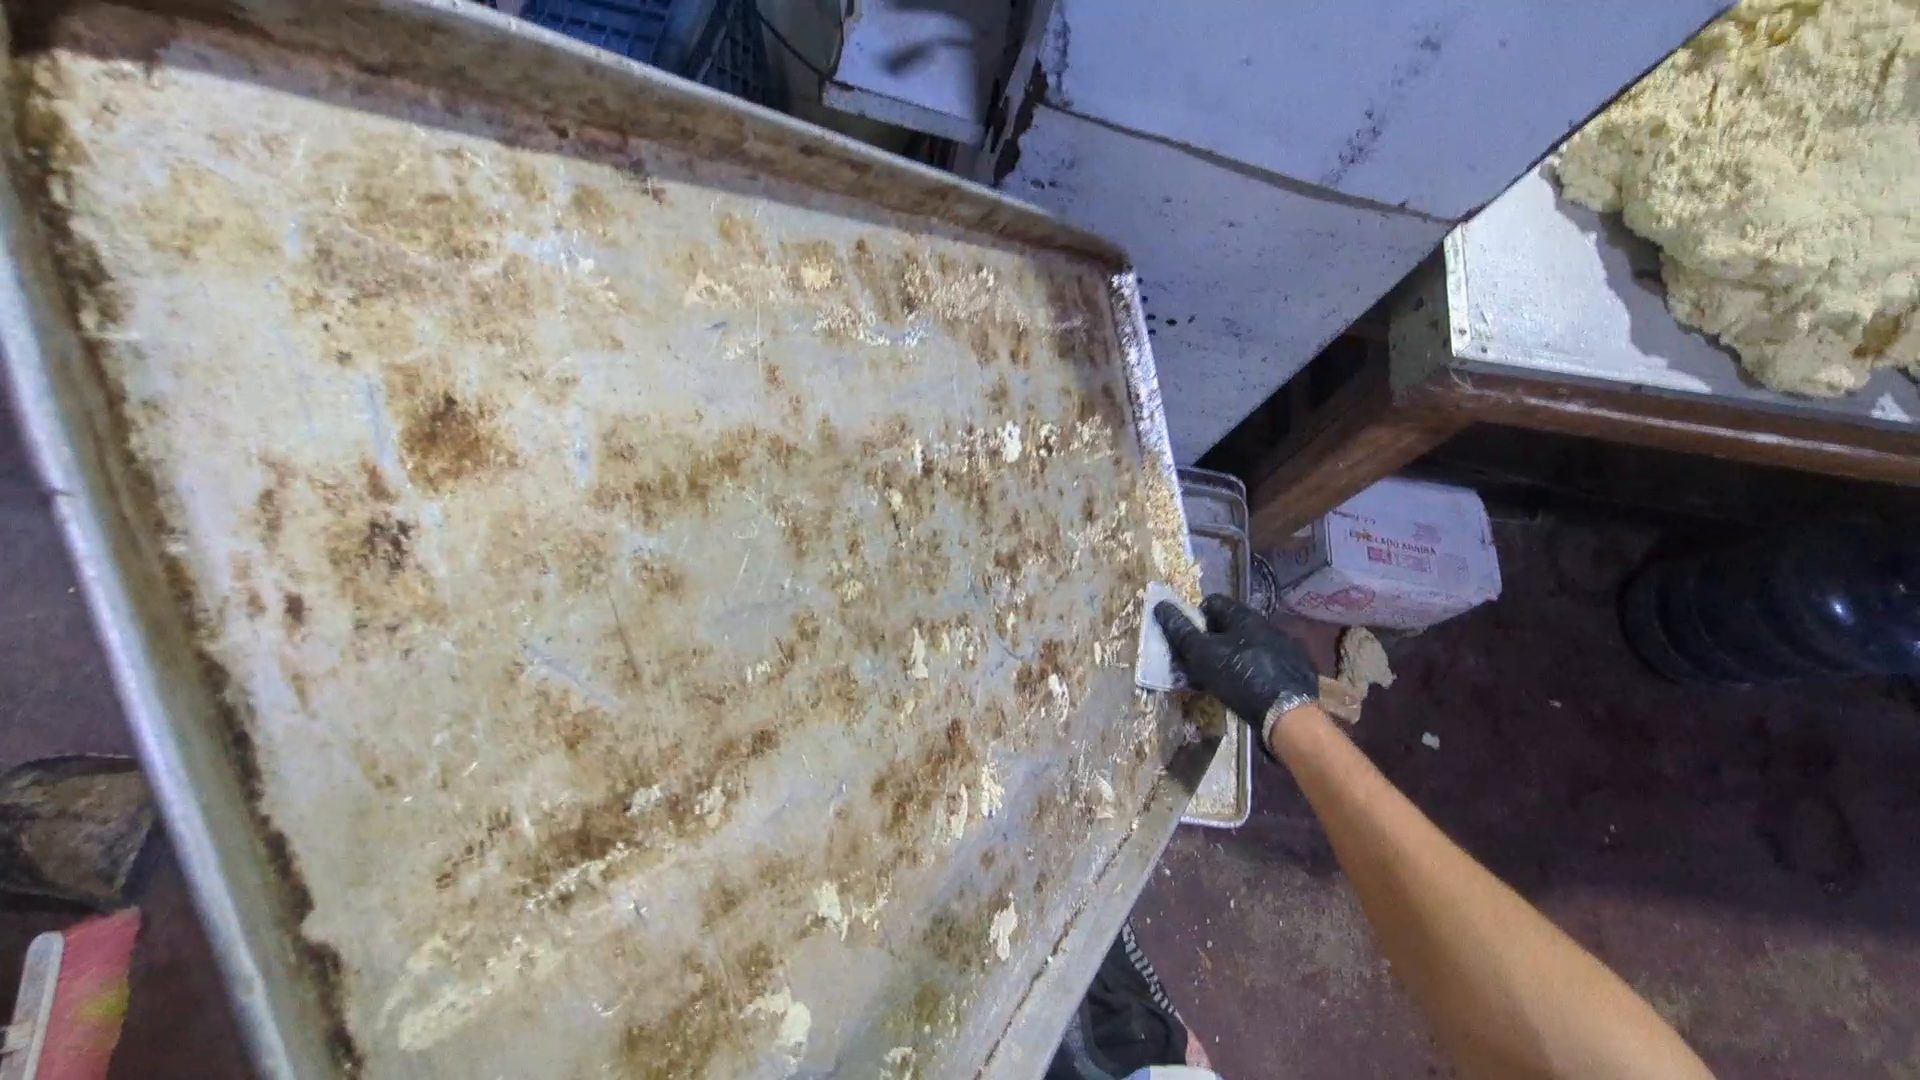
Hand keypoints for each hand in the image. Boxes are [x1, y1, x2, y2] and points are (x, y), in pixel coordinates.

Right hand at [1153, 595, 1317, 730]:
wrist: (1288, 713)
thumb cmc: (1239, 678)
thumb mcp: (1203, 655)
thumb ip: (1181, 630)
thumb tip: (1161, 605)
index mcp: (1244, 616)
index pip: (1213, 602)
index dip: (1196, 617)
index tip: (1189, 640)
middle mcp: (1268, 624)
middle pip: (1232, 624)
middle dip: (1214, 640)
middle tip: (1201, 662)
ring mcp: (1286, 646)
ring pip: (1250, 644)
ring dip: (1235, 655)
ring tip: (1223, 679)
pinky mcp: (1297, 668)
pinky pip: (1268, 662)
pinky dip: (1254, 670)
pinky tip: (1249, 689)